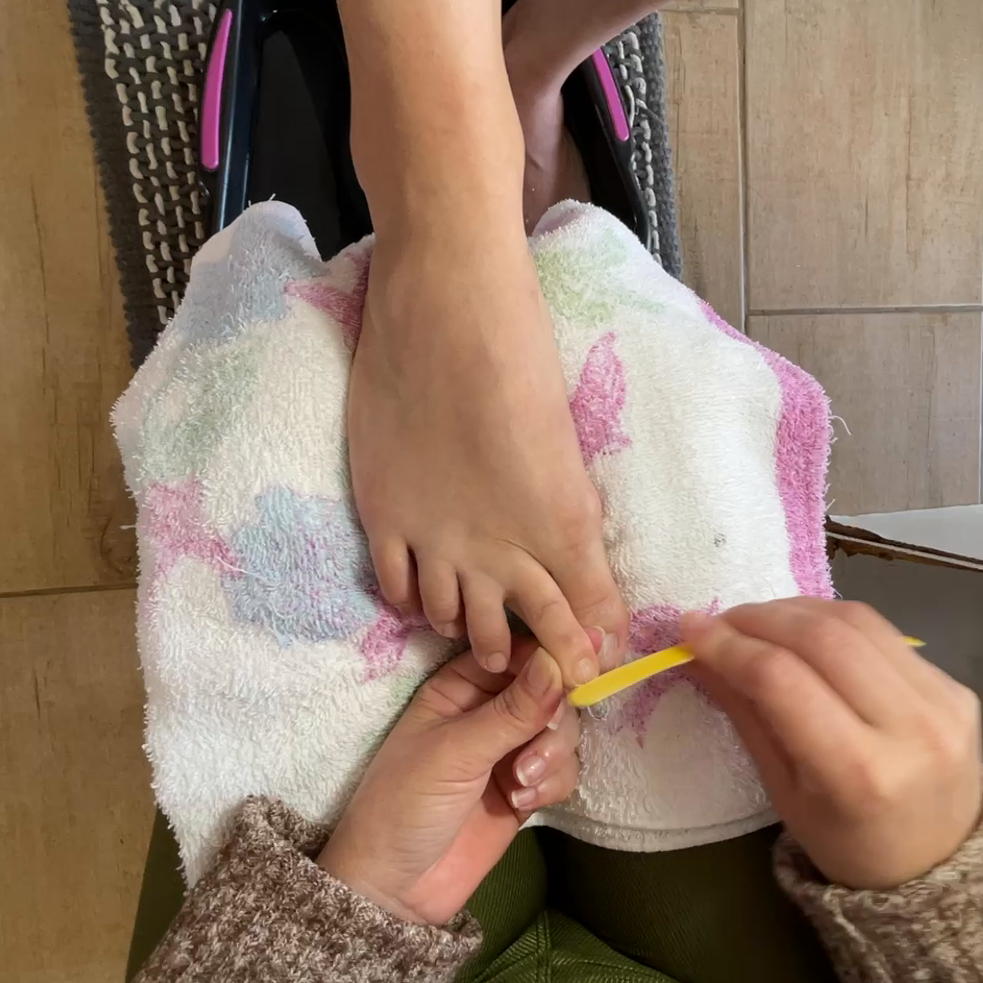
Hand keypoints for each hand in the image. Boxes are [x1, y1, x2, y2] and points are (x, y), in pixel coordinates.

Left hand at [318, 640, 581, 924]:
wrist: (394, 889)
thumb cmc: (406, 803)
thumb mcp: (456, 751)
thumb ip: (513, 710)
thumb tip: (558, 660)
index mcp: (462, 685)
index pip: (519, 653)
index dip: (551, 658)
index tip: (576, 671)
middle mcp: (490, 710)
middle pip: (551, 692)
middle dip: (553, 719)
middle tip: (535, 749)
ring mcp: (510, 750)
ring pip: (562, 731)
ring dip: (552, 754)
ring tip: (521, 783)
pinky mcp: (526, 787)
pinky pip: (562, 770)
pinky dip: (552, 782)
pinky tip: (523, 801)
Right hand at [349, 227, 628, 686]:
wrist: (445, 310)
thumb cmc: (520, 355)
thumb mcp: (562, 437)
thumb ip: (565, 504)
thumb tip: (572, 539)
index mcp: (559, 524)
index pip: (585, 607)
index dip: (593, 641)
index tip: (597, 661)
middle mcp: (500, 547)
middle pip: (526, 629)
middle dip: (542, 657)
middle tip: (546, 672)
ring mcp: (436, 538)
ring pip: (455, 619)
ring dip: (475, 635)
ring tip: (485, 644)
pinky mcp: (386, 517)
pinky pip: (398, 589)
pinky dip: (413, 604)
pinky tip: (422, 601)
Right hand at [681, 599, 982, 889]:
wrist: (939, 870)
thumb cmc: (844, 840)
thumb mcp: (780, 789)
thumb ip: (743, 710)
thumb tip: (696, 651)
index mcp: (859, 773)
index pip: (781, 680)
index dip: (729, 646)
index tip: (690, 629)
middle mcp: (910, 729)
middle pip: (822, 638)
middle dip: (759, 618)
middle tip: (721, 621)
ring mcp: (943, 702)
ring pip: (855, 620)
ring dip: (794, 609)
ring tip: (758, 621)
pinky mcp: (958, 686)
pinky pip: (883, 632)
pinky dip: (831, 621)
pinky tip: (805, 632)